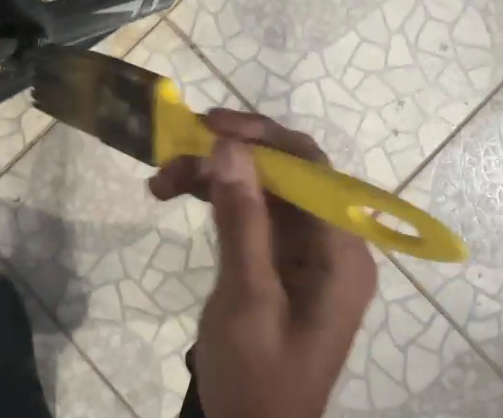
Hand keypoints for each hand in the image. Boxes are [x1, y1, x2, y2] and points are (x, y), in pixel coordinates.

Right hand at [148, 110, 377, 417]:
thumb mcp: (248, 299)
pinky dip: (215, 197)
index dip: (263, 136)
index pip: (311, 168)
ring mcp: (305, 249)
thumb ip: (243, 220)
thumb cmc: (257, 377)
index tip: (211, 125)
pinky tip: (174, 193)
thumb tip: (229, 144)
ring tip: (161, 180)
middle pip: (284, 171)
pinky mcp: (280, 258)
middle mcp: (330, 241)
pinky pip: (251, 209)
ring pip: (261, 185)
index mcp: (341, 251)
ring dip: (213, 174)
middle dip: (230, 154)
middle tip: (178, 146)